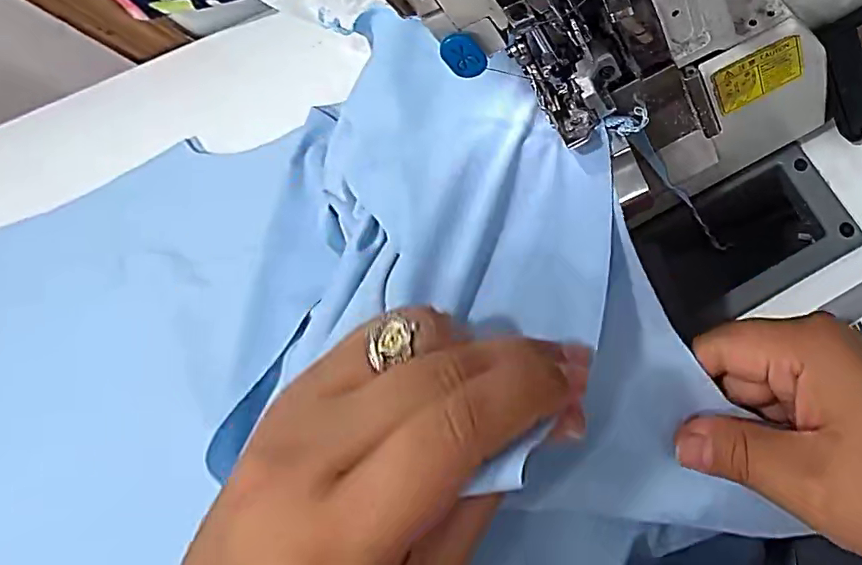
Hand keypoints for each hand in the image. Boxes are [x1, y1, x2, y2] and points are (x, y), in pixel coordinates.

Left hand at [185, 307, 588, 564]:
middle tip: (567, 368)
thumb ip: (482, 495)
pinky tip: (444, 369)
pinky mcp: (286, 389)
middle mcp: (305, 451)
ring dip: (473, 345)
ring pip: (410, 332)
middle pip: (439, 367)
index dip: (526, 391)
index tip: (575, 383)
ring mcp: (289, 410)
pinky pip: (377, 331)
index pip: (452, 423)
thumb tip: (545, 416)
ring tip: (499, 378)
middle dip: (518, 359)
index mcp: (336, 529)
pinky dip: (426, 340)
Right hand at [675, 314, 861, 564]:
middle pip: (741, 363)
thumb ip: (738, 452)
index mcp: (805, 343)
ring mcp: (833, 363)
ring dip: (748, 425)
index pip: (722, 345)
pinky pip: (790, 399)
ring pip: (764, 385)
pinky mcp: (844, 388)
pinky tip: (767, 464)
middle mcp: (815, 340)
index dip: (688, 381)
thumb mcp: (809, 479)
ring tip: (725, 468)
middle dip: (718, 409)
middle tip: (689, 459)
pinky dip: (775, 430)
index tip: (663, 424)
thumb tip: (679, 437)